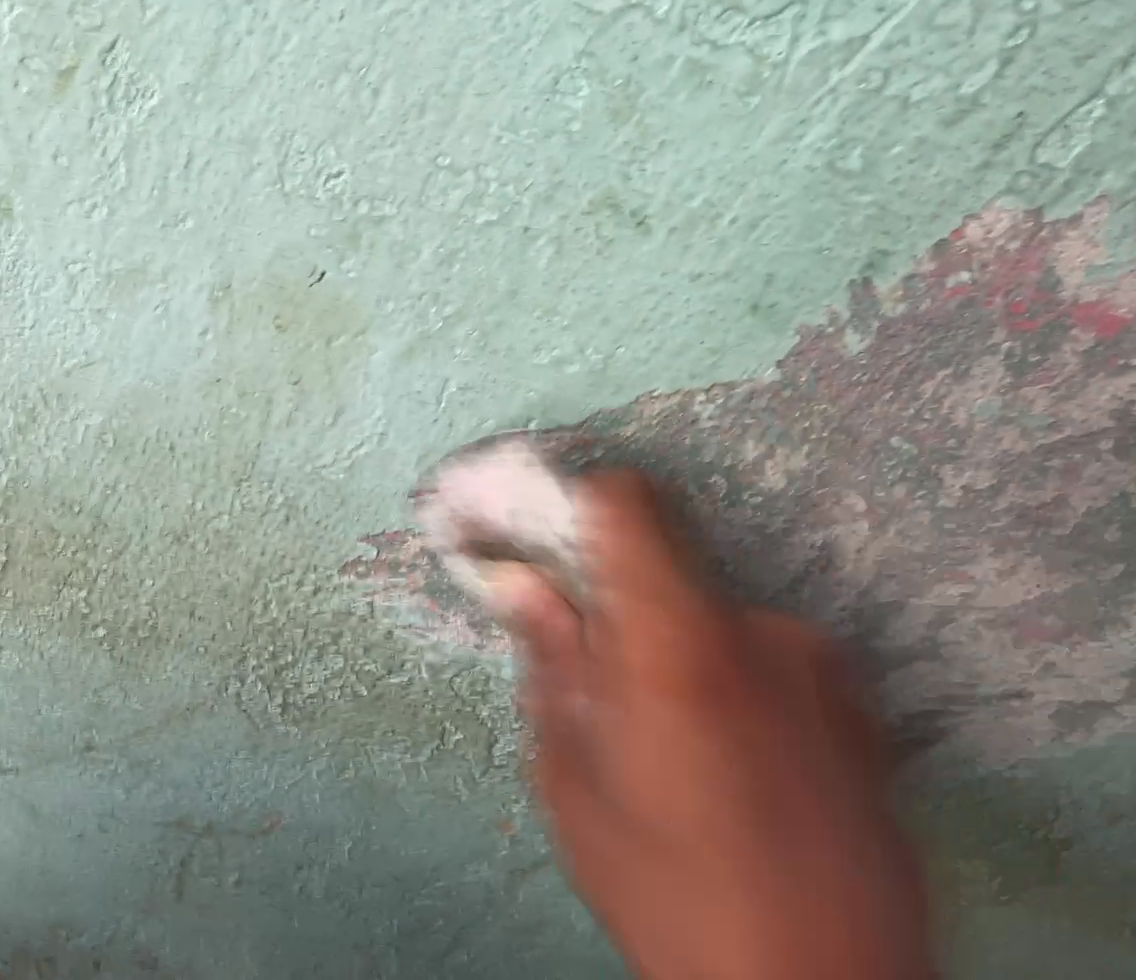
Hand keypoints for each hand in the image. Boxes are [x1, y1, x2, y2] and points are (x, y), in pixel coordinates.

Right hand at [490, 470, 933, 979]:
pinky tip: (720, 758)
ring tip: (662, 737)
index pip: (626, 502)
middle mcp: (761, 631)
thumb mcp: (571, 773)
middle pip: (663, 566)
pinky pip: (765, 657)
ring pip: (711, 617)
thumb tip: (519, 581)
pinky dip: (725, 677)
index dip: (571, 497)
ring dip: (670, 647)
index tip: (532, 524)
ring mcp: (823, 669)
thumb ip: (550, 659)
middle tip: (588, 672)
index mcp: (676, 638)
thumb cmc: (664, 884)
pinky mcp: (862, 708)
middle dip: (612, 601)